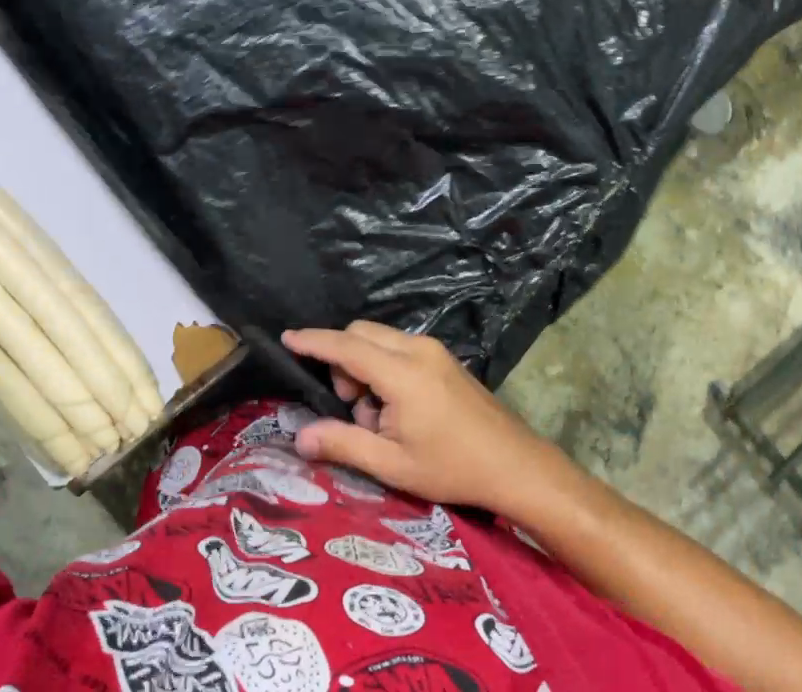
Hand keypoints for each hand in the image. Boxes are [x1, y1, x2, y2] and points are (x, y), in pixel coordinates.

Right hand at [283, 321, 571, 514]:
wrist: (515, 465)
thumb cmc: (452, 468)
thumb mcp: (392, 465)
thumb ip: (343, 444)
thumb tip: (300, 437)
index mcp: (402, 373)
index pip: (346, 346)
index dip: (313, 341)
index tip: (286, 337)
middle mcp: (418, 349)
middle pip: (361, 334)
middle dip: (342, 361)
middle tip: (351, 408)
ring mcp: (435, 351)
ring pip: (380, 339)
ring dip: (364, 366)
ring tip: (377, 417)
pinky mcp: (444, 359)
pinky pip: (399, 348)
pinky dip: (384, 367)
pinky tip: (397, 409)